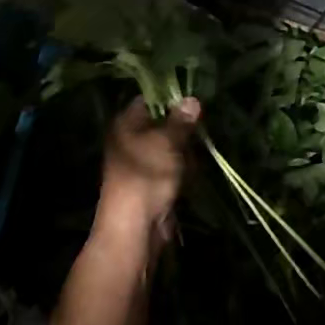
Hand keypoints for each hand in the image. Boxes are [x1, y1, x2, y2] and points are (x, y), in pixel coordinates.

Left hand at [95, 97, 200, 258]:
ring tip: (191, 162)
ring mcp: (142, 163)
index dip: (170, 100)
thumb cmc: (146, 175)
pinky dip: (183, 173)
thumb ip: (180, 121)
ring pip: (171, 149)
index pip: (148, 101)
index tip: (195, 102)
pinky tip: (189, 178)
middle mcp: (131, 140)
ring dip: (185, 155)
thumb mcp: (166, 142)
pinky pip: (172, 169)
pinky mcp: (152, 182)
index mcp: (126, 124)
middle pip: (163, 125)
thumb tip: (191, 99)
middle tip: (198, 135)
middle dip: (183, 132)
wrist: (135, 225)